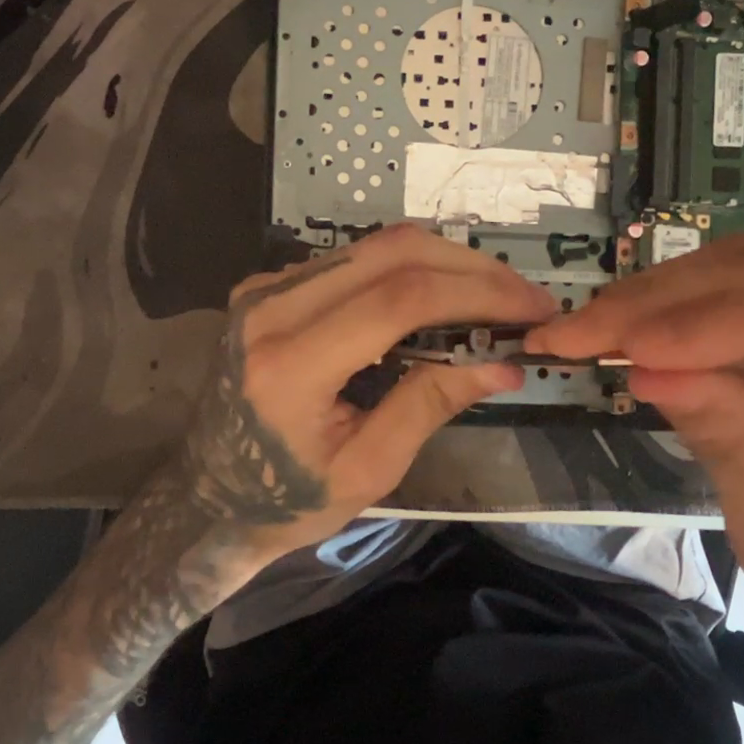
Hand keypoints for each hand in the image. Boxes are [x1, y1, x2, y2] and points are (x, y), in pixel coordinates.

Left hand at [185, 225, 556, 558]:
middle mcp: (271, 308)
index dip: (476, 294)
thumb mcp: (367, 468)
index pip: (398, 299)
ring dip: (441, 262)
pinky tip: (440, 297)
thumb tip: (505, 365)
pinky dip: (404, 269)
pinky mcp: (267, 287)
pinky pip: (350, 260)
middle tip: (522, 295)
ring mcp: (264, 290)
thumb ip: (429, 405)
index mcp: (291, 363)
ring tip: (492, 296)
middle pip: (389, 253)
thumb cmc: (289, 497)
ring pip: (371, 246)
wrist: (211, 493)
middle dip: (468, 266)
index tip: (532, 308)